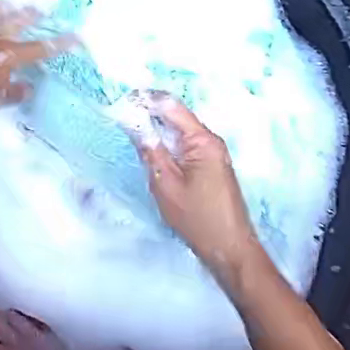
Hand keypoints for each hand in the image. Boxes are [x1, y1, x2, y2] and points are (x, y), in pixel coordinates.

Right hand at [136, 96, 268, 278]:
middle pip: (174, 115)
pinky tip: (150, 149)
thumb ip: (149, 149)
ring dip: (155, 128)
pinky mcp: (209, 164)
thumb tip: (133, 121)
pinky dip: (165, 142)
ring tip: (130, 131)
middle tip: (120, 116)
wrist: (230, 249)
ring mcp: (212, 152)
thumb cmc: (198, 218)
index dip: (144, 100)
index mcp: (202, 140)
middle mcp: (210, 140)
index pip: (170, 106)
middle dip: (147, 113)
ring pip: (178, 130)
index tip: (121, 102)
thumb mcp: (165, 183)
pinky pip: (183, 143)